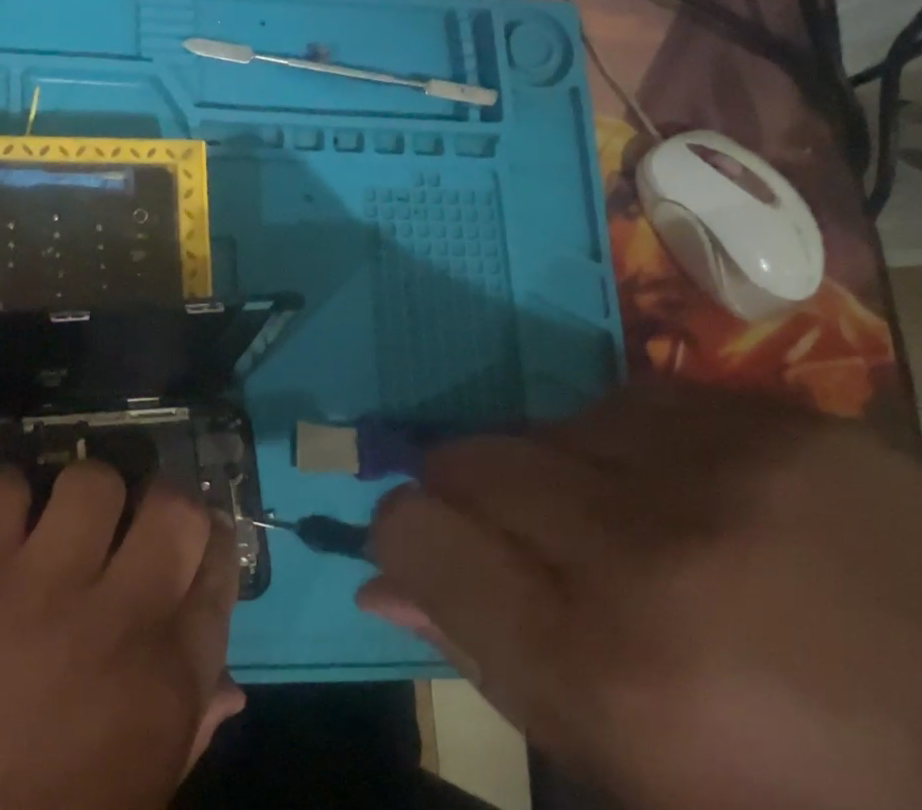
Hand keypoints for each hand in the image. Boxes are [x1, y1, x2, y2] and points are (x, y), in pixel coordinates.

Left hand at [0, 461, 243, 809]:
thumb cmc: (49, 803)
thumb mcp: (143, 783)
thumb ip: (190, 727)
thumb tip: (230, 685)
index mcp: (171, 675)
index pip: (219, 573)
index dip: (212, 545)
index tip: (193, 541)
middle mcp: (120, 616)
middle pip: (173, 512)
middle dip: (162, 504)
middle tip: (134, 520)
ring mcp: (44, 585)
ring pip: (91, 483)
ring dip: (84, 492)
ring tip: (65, 518)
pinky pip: (0, 488)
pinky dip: (4, 490)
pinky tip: (3, 519)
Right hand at [360, 383, 921, 809]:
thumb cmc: (776, 777)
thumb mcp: (614, 761)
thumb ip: (480, 658)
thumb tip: (378, 584)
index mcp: (596, 666)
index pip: (411, 530)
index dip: (410, 542)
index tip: (442, 558)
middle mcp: (647, 561)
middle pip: (462, 462)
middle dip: (470, 501)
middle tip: (529, 544)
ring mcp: (727, 483)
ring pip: (540, 424)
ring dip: (554, 471)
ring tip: (623, 523)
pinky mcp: (794, 430)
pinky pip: (635, 400)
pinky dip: (632, 443)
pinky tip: (687, 495)